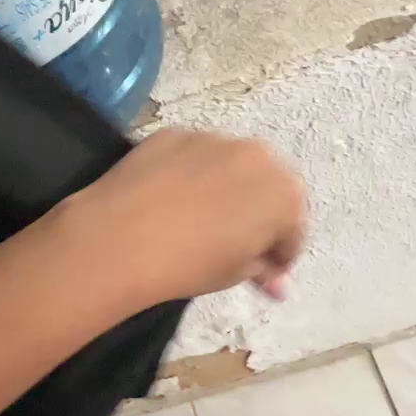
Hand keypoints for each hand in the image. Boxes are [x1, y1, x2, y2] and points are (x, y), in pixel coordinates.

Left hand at [51, 128, 305, 307]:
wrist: (123, 236)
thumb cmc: (190, 263)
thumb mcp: (234, 274)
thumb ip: (261, 269)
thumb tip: (275, 282)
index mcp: (285, 194)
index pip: (292, 230)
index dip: (277, 255)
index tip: (260, 272)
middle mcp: (257, 155)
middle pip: (265, 188)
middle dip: (255, 213)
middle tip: (230, 243)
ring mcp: (213, 138)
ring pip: (228, 166)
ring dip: (222, 188)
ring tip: (194, 219)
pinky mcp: (174, 133)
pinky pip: (191, 157)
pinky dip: (187, 174)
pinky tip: (166, 199)